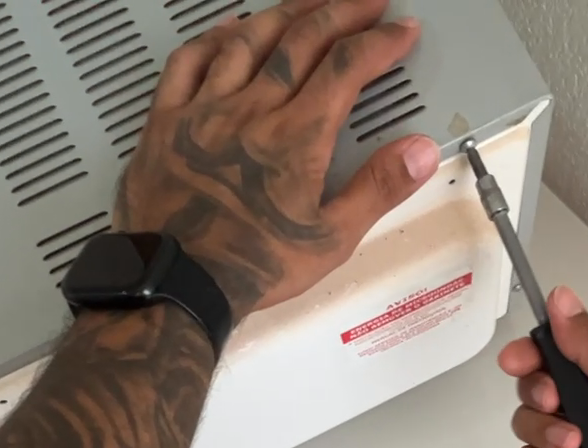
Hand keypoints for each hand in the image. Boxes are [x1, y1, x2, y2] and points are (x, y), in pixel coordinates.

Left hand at [115, 0, 440, 318]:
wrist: (181, 281)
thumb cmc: (251, 265)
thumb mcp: (331, 240)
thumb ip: (378, 189)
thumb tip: (418, 152)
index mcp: (296, 138)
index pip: (346, 68)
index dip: (379, 42)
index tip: (400, 31)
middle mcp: (251, 110)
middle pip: (302, 39)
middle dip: (342, 12)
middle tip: (367, 2)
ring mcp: (205, 110)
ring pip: (249, 39)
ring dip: (286, 13)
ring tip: (310, 3)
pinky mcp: (168, 121)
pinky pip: (190, 59)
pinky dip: (216, 36)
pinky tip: (230, 30)